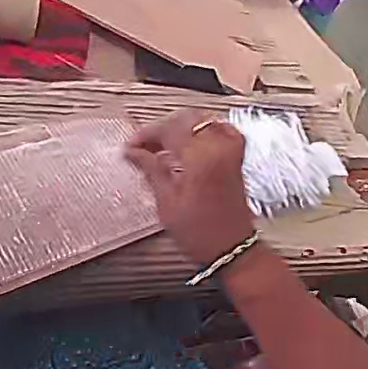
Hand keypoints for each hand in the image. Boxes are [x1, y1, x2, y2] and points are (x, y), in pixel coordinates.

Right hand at [124, 110, 255, 266]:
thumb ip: (151, 170)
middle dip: (160, 129)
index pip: (167, 129)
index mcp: (200, 159)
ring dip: (179, 128)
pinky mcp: (236, 156)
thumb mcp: (167, 203)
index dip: (145, 134)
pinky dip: (201, 130)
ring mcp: (231, 150)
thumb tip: (134, 153)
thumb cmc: (201, 233)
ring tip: (160, 146)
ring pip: (200, 121)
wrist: (231, 247)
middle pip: (184, 120)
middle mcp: (218, 148)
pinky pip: (218, 128)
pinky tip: (187, 143)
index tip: (131, 146)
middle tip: (142, 145)